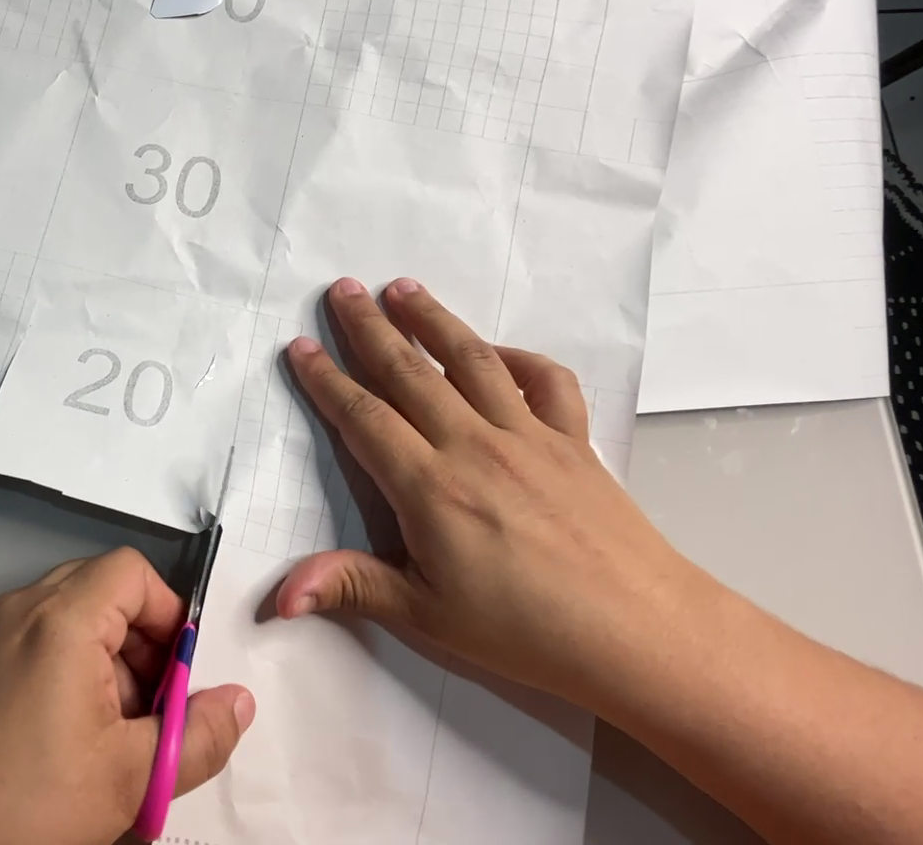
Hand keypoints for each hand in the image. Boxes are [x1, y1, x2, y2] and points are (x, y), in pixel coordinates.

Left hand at [0, 548, 254, 844]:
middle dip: (142, 648)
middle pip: (102, 593)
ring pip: (71, 623)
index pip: (132, 571)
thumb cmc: (14, 809)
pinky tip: (72, 747)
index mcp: (61, 618)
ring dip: (108, 668)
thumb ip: (196, 735)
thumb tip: (235, 705)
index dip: (168, 614)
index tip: (182, 672)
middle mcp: (20, 611)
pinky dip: (69, 678)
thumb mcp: (128, 777)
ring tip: (116, 741)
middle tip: (156, 712)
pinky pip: (37, 646)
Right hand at [275, 277, 713, 710]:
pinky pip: (545, 382)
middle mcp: (473, 445)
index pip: (363, 417)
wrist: (642, 636)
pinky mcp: (572, 441)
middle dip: (369, 327)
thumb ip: (350, 586)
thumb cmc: (525, 631)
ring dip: (433, 319)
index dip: (326, 379)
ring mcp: (527, 437)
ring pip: (470, 360)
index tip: (300, 345)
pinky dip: (519, 358)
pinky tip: (496, 351)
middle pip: (409, 371)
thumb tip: (280, 595)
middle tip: (343, 289)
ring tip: (403, 287)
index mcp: (429, 486)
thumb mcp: (425, 616)